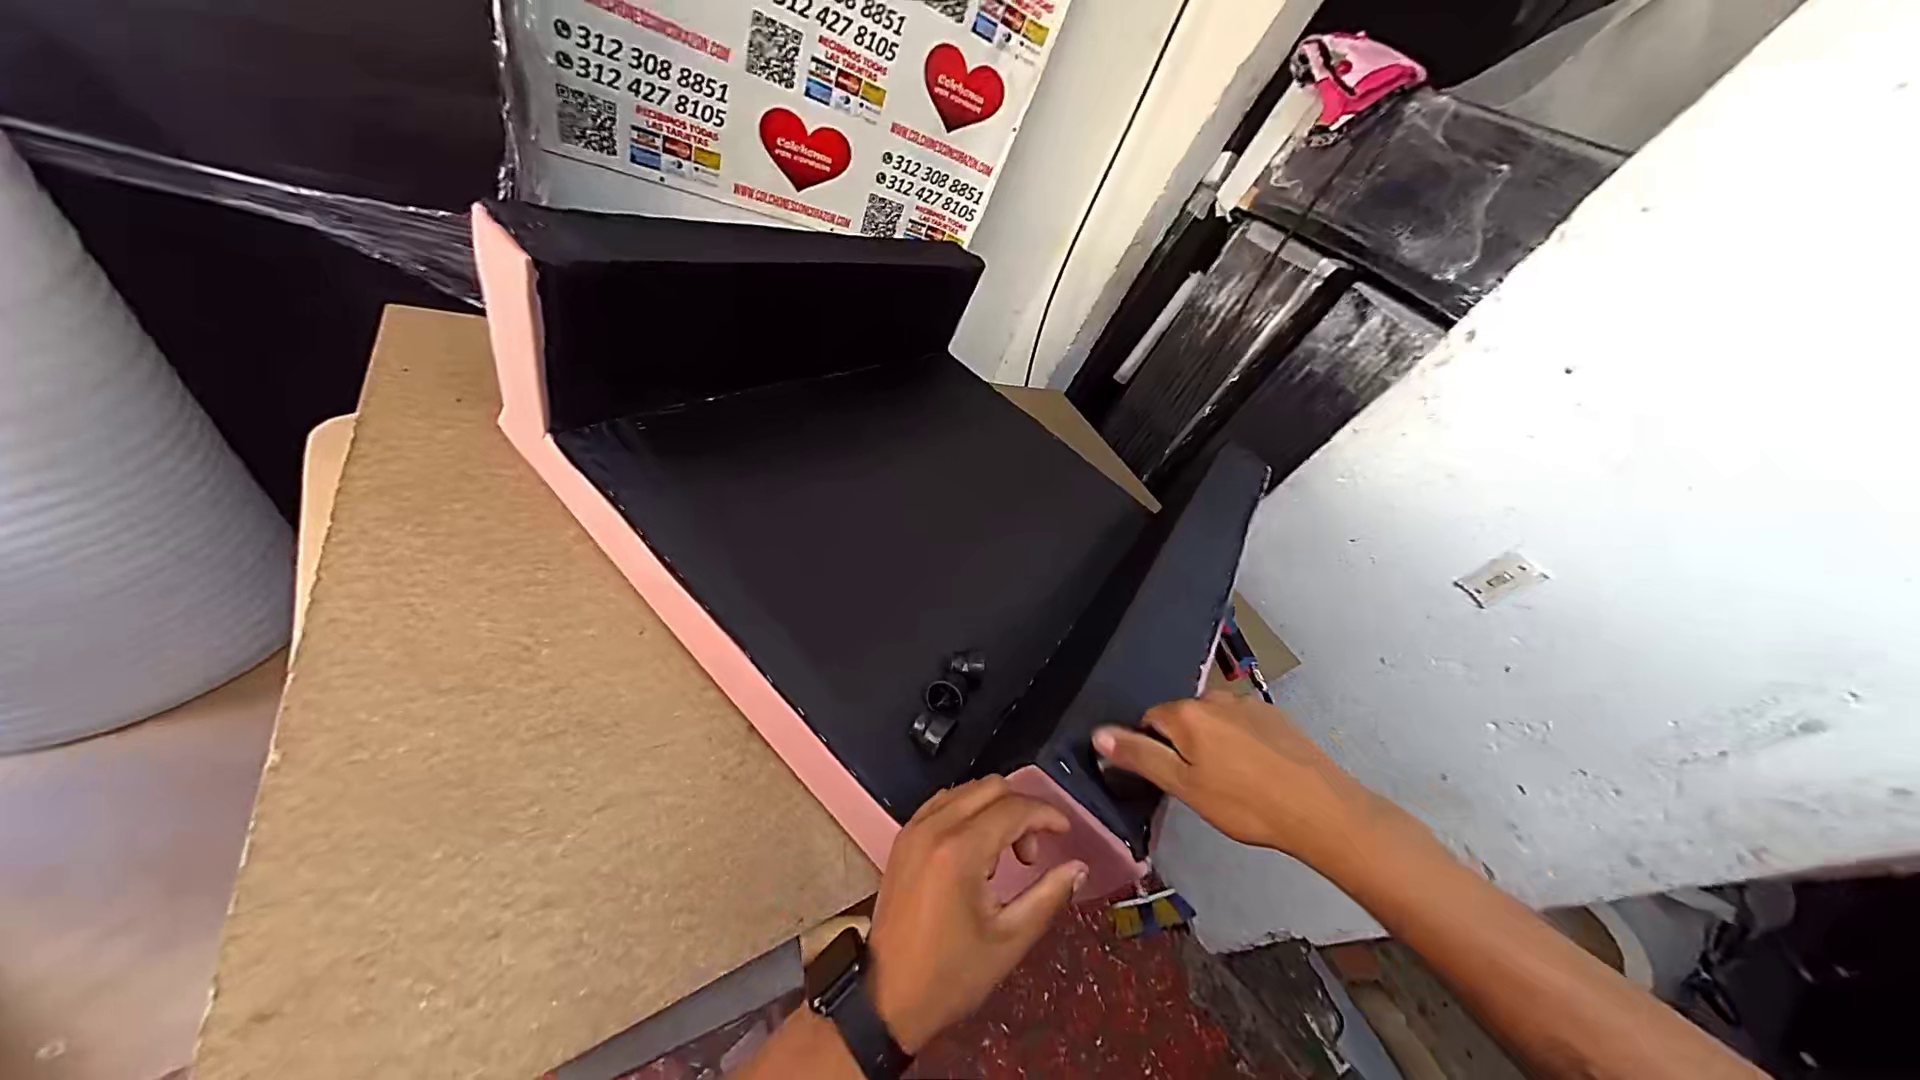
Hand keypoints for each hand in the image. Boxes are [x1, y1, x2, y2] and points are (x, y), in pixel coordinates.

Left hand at [865, 776, 1086, 1053]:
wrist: (888, 997)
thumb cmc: (949, 974)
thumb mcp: (1010, 939)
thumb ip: (1049, 895)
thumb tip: (1078, 868)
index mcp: (960, 851)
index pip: (1014, 808)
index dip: (1046, 814)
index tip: (1064, 830)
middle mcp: (934, 828)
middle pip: (991, 787)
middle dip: (1021, 810)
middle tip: (1031, 852)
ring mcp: (914, 829)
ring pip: (967, 789)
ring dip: (995, 808)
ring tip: (1004, 854)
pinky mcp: (904, 838)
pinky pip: (943, 802)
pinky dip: (968, 811)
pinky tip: (977, 847)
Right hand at [1093, 689, 1387, 862]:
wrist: (1322, 811)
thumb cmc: (1247, 803)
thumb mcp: (1184, 787)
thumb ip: (1140, 756)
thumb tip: (1100, 734)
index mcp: (1186, 714)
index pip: (1148, 721)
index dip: (1152, 750)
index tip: (1170, 778)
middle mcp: (1214, 699)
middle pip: (1181, 719)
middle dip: (1183, 746)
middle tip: (1201, 786)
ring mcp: (1248, 705)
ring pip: (1213, 723)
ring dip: (1212, 745)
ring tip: (1232, 784)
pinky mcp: (1275, 716)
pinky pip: (1241, 725)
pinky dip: (1240, 744)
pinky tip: (1256, 774)